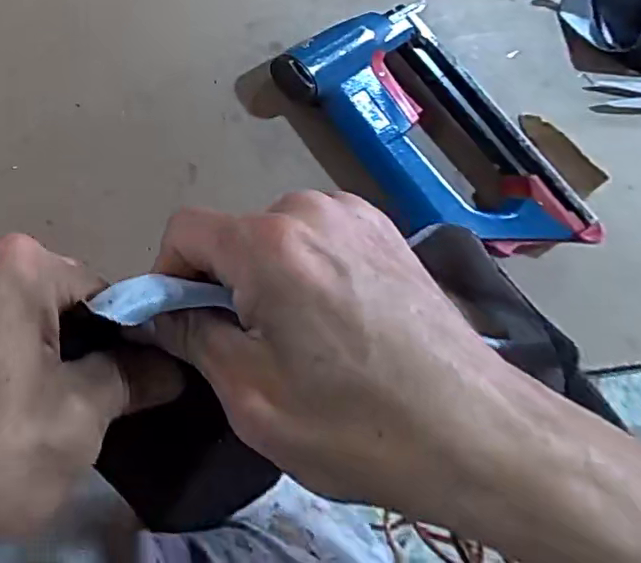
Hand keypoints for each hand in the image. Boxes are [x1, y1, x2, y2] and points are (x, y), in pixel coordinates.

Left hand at [0, 233, 180, 562]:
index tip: (133, 391)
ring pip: (31, 313)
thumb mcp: (74, 424)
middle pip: (66, 300)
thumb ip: (130, 381)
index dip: (128, 343)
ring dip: (47, 357)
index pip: (105, 294)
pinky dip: (11, 357)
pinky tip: (2, 406)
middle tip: (83, 412)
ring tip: (38, 415)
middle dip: (83, 350)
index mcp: (23, 260)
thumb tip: (169, 365)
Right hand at [150, 193, 640, 562]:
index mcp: (269, 244)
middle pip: (233, 233)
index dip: (168, 274)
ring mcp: (352, 210)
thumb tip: (159, 313)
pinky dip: (308, 264)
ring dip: (268, 274)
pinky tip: (340, 315)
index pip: (184, 229)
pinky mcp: (384, 225)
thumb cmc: (359, 425)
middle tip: (249, 343)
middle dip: (223, 281)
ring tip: (303, 335)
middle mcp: (307, 207)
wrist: (482, 432)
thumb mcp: (255, 398)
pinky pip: (319, 233)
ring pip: (275, 233)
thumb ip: (194, 340)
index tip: (182, 322)